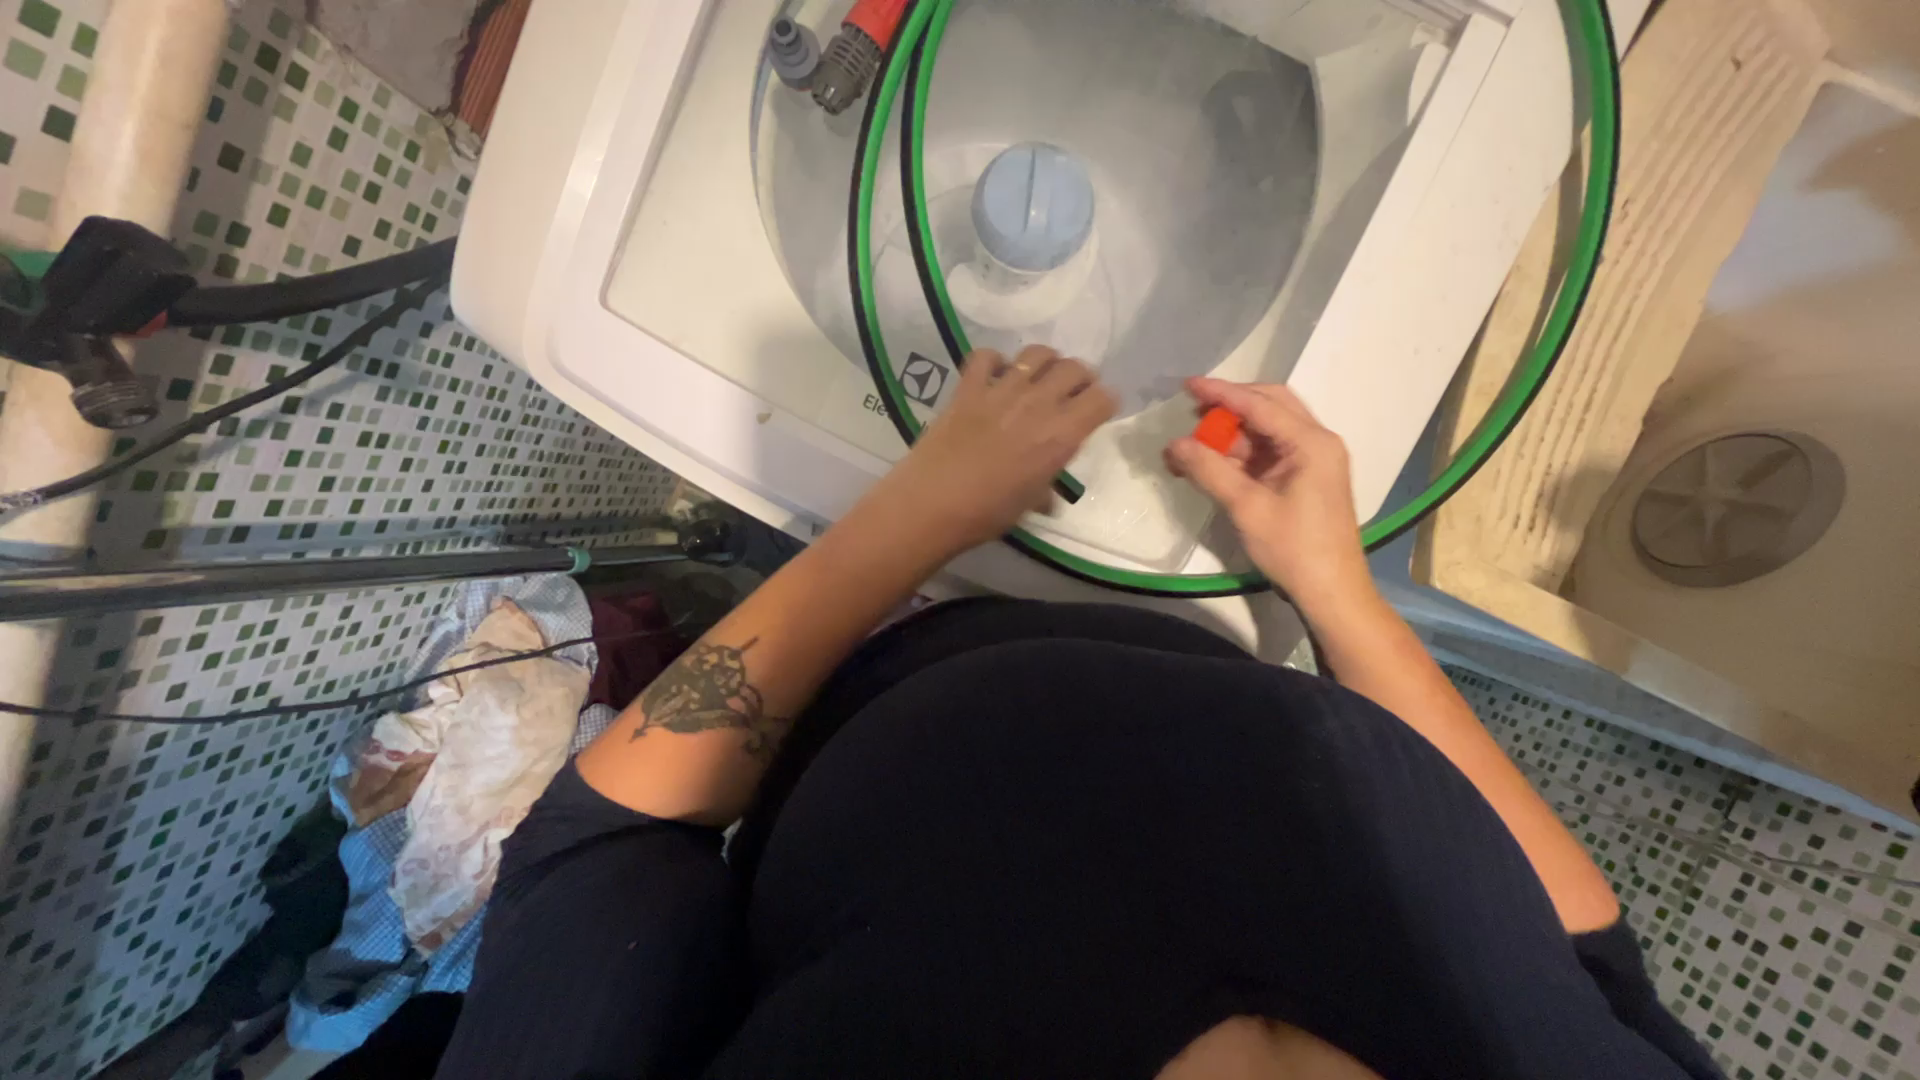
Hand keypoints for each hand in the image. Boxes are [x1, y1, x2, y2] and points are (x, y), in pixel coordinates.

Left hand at [863, 345, 1116, 555]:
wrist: (933, 504)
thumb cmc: (988, 513)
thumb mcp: (1030, 502)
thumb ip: (1046, 484)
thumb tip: (1048, 494)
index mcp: (1062, 435)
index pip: (1104, 398)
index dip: (1104, 403)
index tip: (1096, 413)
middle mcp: (1039, 404)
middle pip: (1075, 367)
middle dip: (1080, 378)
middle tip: (1070, 393)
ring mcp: (1002, 390)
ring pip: (1038, 353)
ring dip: (1045, 362)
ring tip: (1037, 379)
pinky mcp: (968, 387)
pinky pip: (986, 356)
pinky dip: (994, 361)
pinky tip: (993, 376)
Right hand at [1165, 378, 1374, 610]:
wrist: (1331, 590)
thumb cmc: (1292, 547)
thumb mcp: (1246, 507)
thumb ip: (1209, 469)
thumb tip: (1174, 445)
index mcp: (1311, 442)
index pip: (1260, 404)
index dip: (1221, 392)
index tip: (1187, 385)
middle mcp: (1317, 441)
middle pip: (1270, 405)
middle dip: (1230, 405)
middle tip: (1193, 409)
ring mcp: (1314, 459)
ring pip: (1269, 428)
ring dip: (1233, 431)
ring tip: (1195, 440)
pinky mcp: (1306, 477)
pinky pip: (1270, 451)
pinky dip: (1242, 452)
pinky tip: (1213, 461)